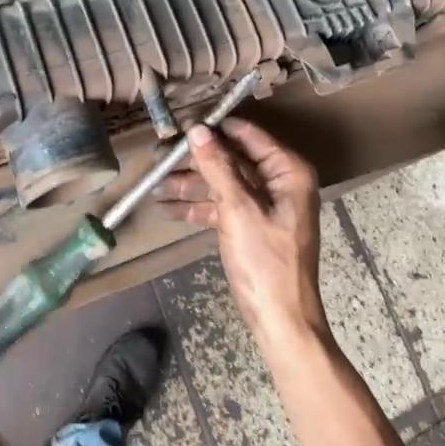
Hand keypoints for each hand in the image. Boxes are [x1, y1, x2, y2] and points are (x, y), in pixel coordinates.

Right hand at [154, 117, 327, 342]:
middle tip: (160, 155)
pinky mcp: (253, 225)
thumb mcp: (238, 209)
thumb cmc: (266, 262)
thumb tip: (198, 130)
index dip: (215, 128)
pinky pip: (223, 206)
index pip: (248, 135)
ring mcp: (266, 205)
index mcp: (289, 171)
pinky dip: (198, 207)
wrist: (281, 320)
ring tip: (155, 184)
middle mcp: (280, 182)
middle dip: (196, 160)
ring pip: (224, 183)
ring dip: (191, 184)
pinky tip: (167, 209)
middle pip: (233, 159)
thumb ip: (217, 167)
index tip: (181, 125)